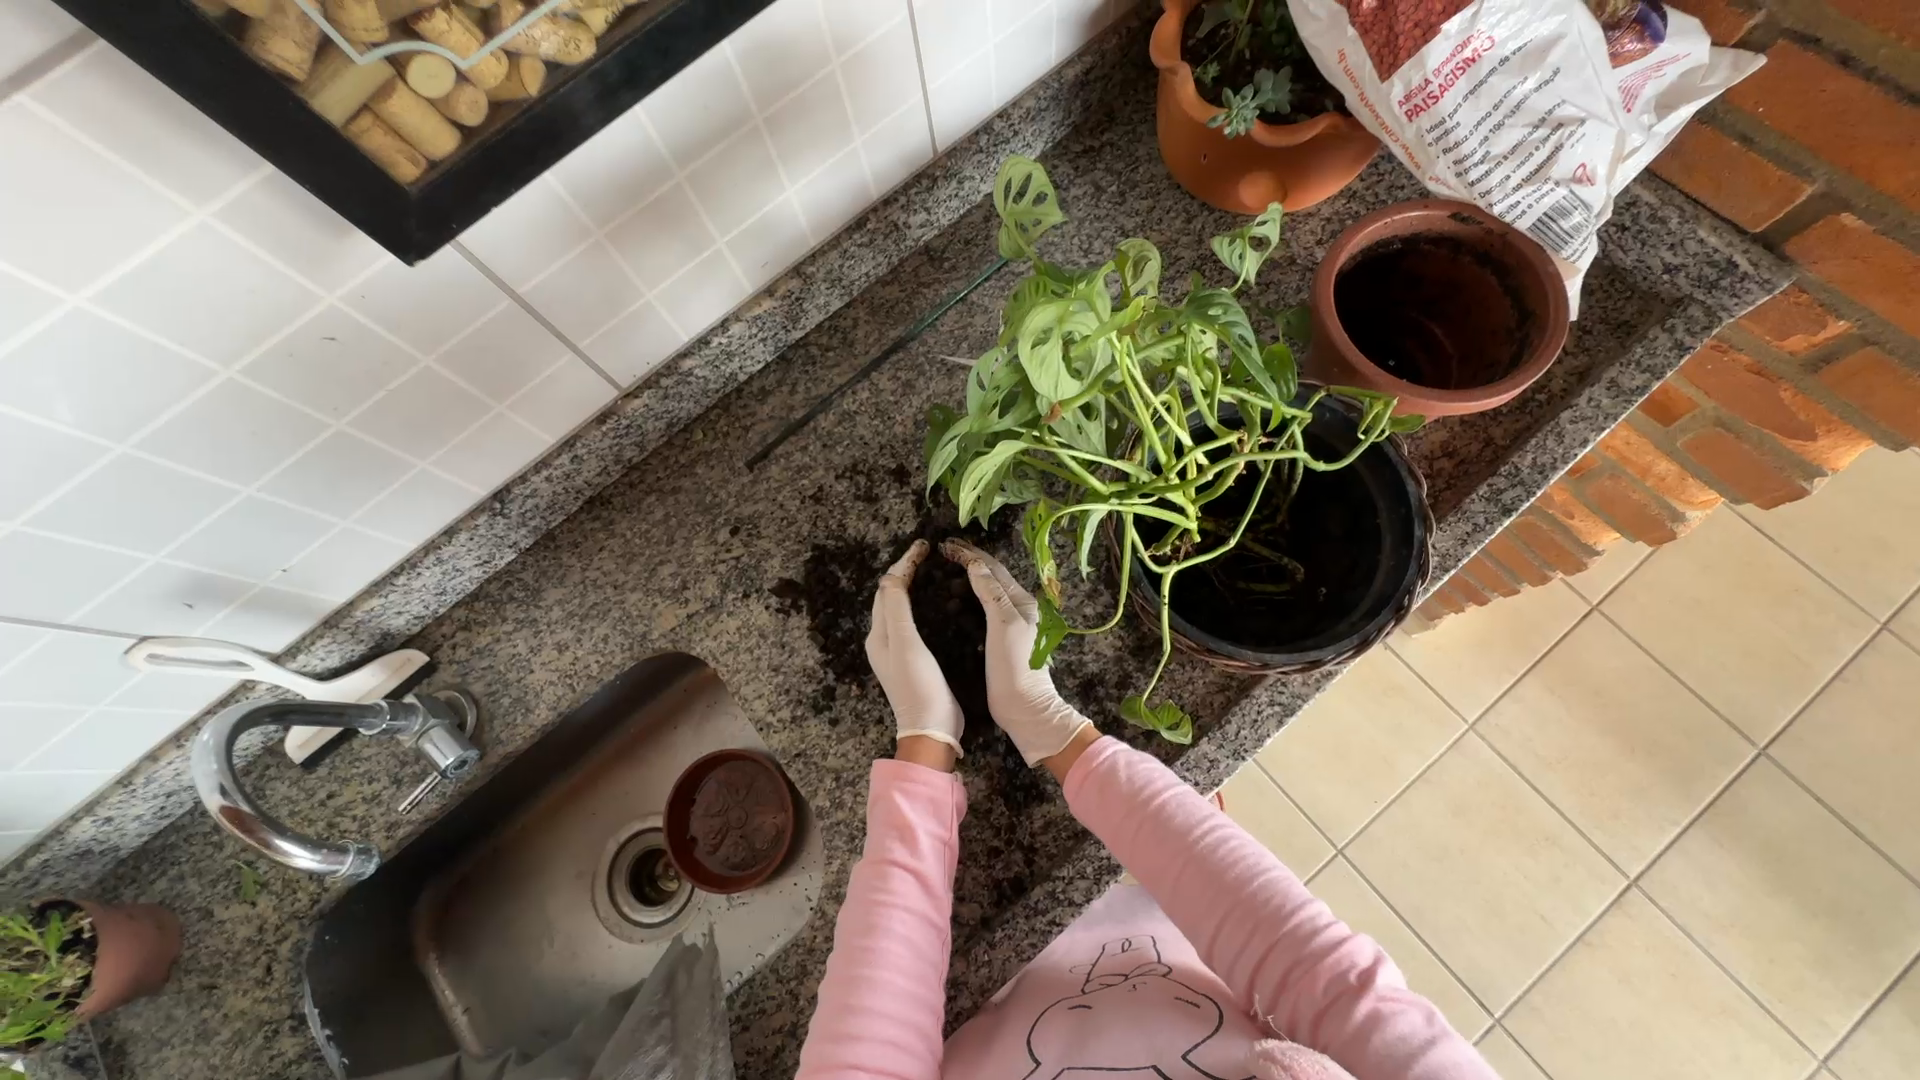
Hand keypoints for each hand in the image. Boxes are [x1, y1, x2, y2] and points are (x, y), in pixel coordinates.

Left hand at [866, 540, 963, 758]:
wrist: (931, 728)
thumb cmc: (919, 685)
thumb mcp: (906, 643)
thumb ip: (898, 608)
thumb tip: (893, 576)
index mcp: (878, 633)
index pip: (887, 588)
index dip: (903, 564)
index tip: (923, 545)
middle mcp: (883, 639)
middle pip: (890, 596)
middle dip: (905, 571)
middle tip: (927, 553)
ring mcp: (897, 651)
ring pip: (900, 607)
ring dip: (911, 586)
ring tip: (929, 570)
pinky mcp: (914, 660)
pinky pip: (912, 621)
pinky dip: (920, 604)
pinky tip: (936, 604)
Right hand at [942, 541, 1092, 766]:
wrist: (1025, 707)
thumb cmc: (1015, 667)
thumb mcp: (1003, 625)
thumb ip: (991, 593)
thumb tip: (976, 565)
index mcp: (1021, 601)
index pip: (993, 568)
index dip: (969, 554)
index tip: (946, 545)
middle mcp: (1017, 609)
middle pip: (990, 577)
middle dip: (967, 563)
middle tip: (942, 555)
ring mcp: (1010, 625)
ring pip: (985, 594)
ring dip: (965, 583)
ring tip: (944, 579)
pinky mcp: (1000, 640)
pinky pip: (982, 612)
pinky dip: (967, 603)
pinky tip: (953, 606)